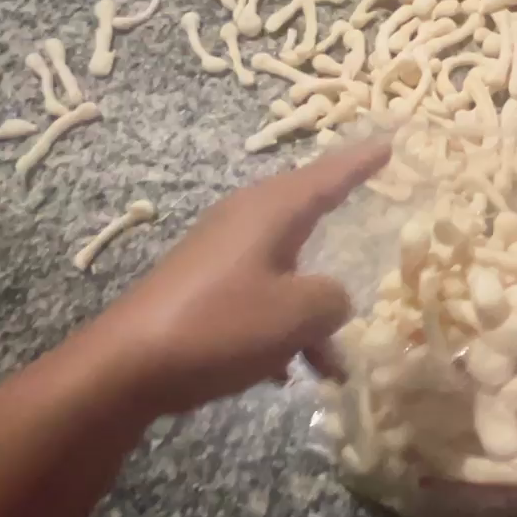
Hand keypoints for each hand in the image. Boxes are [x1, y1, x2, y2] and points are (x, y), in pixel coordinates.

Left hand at [88, 139, 390, 415]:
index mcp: (271, 211)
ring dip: (312, 313)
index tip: (389, 144)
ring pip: (286, 269)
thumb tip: (333, 298)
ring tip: (333, 368)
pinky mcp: (205, 286)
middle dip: (340, 227)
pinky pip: (259, 295)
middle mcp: (246, 220)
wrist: (127, 366)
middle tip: (373, 216)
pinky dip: (280, 327)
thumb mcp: (296, 314)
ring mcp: (222, 253)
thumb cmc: (221, 325)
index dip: (361, 162)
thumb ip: (332, 299)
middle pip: (306, 214)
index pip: (328, 175)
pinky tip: (285, 372)